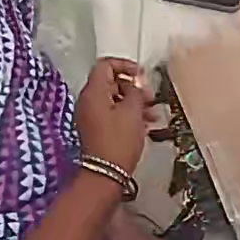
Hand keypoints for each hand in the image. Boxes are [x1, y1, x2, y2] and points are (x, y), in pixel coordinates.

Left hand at [76, 58, 152, 172]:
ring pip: (114, 100)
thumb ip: (136, 92)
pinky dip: (127, 115)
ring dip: (133, 103)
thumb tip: (135, 87)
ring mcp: (90, 117)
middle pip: (110, 83)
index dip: (125, 65)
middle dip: (133, 88)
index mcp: (93, 92)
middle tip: (149, 98)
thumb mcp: (133, 111)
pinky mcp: (95, 130)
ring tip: (151, 115)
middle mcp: (87, 102)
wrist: (106, 173)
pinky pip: (112, 115)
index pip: (105, 65)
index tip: (140, 74)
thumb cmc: (119, 141)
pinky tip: (144, 125)